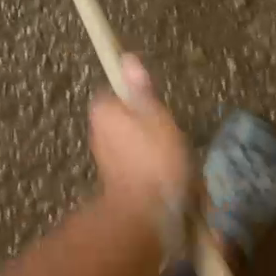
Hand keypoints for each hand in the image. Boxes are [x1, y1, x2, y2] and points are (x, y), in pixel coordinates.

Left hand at [88, 55, 191, 218]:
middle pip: (132, 120)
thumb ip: (141, 89)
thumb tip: (127, 58)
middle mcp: (97, 130)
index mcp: (102, 109)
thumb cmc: (154, 161)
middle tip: (174, 147)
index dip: (146, 103)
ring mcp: (105, 157)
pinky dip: (154, 173)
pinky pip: (139, 167)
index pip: (123, 94)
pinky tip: (171, 185)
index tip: (162, 118)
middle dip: (154, 132)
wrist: (146, 217)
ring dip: (158, 155)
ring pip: (138, 145)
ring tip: (177, 170)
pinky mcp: (117, 181)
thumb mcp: (155, 116)